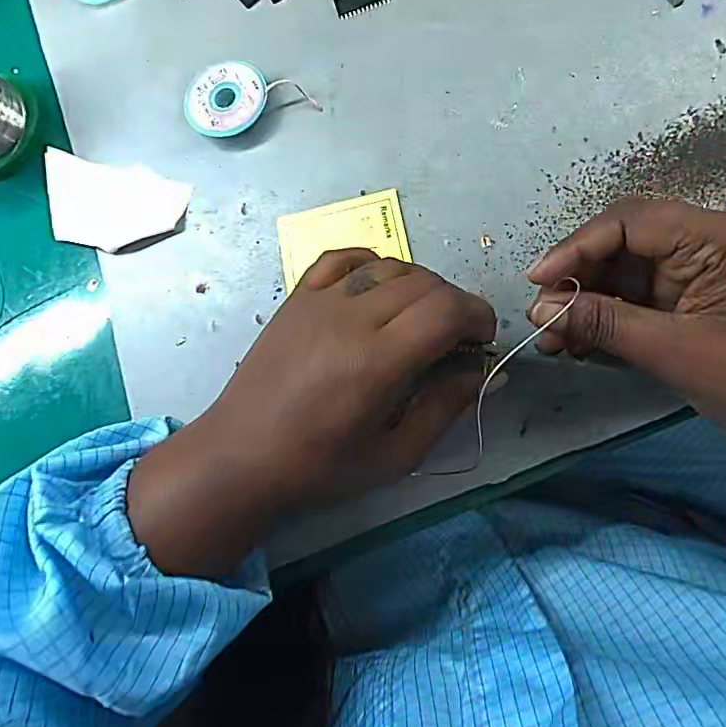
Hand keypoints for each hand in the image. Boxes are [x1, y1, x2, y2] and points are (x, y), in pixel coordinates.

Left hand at [130, 250, 495, 574]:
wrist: (238, 457)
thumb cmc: (319, 468)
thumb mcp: (394, 456)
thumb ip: (445, 408)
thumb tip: (487, 374)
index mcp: (377, 362)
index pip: (447, 309)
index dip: (478, 316)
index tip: (482, 340)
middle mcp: (350, 319)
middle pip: (425, 284)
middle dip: (456, 304)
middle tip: (456, 339)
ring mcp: (319, 301)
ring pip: (390, 266)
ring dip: (421, 285)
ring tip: (421, 318)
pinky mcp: (297, 297)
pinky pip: (343, 258)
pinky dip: (373, 263)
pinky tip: (380, 287)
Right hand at [525, 198, 725, 525]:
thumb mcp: (682, 353)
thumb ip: (607, 325)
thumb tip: (539, 309)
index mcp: (721, 237)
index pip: (631, 222)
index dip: (576, 248)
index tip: (536, 283)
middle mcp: (714, 247)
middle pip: (628, 246)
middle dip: (581, 280)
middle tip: (542, 319)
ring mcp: (711, 280)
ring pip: (633, 278)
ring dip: (593, 306)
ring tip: (554, 341)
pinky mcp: (707, 310)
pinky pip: (650, 305)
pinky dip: (617, 323)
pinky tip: (584, 346)